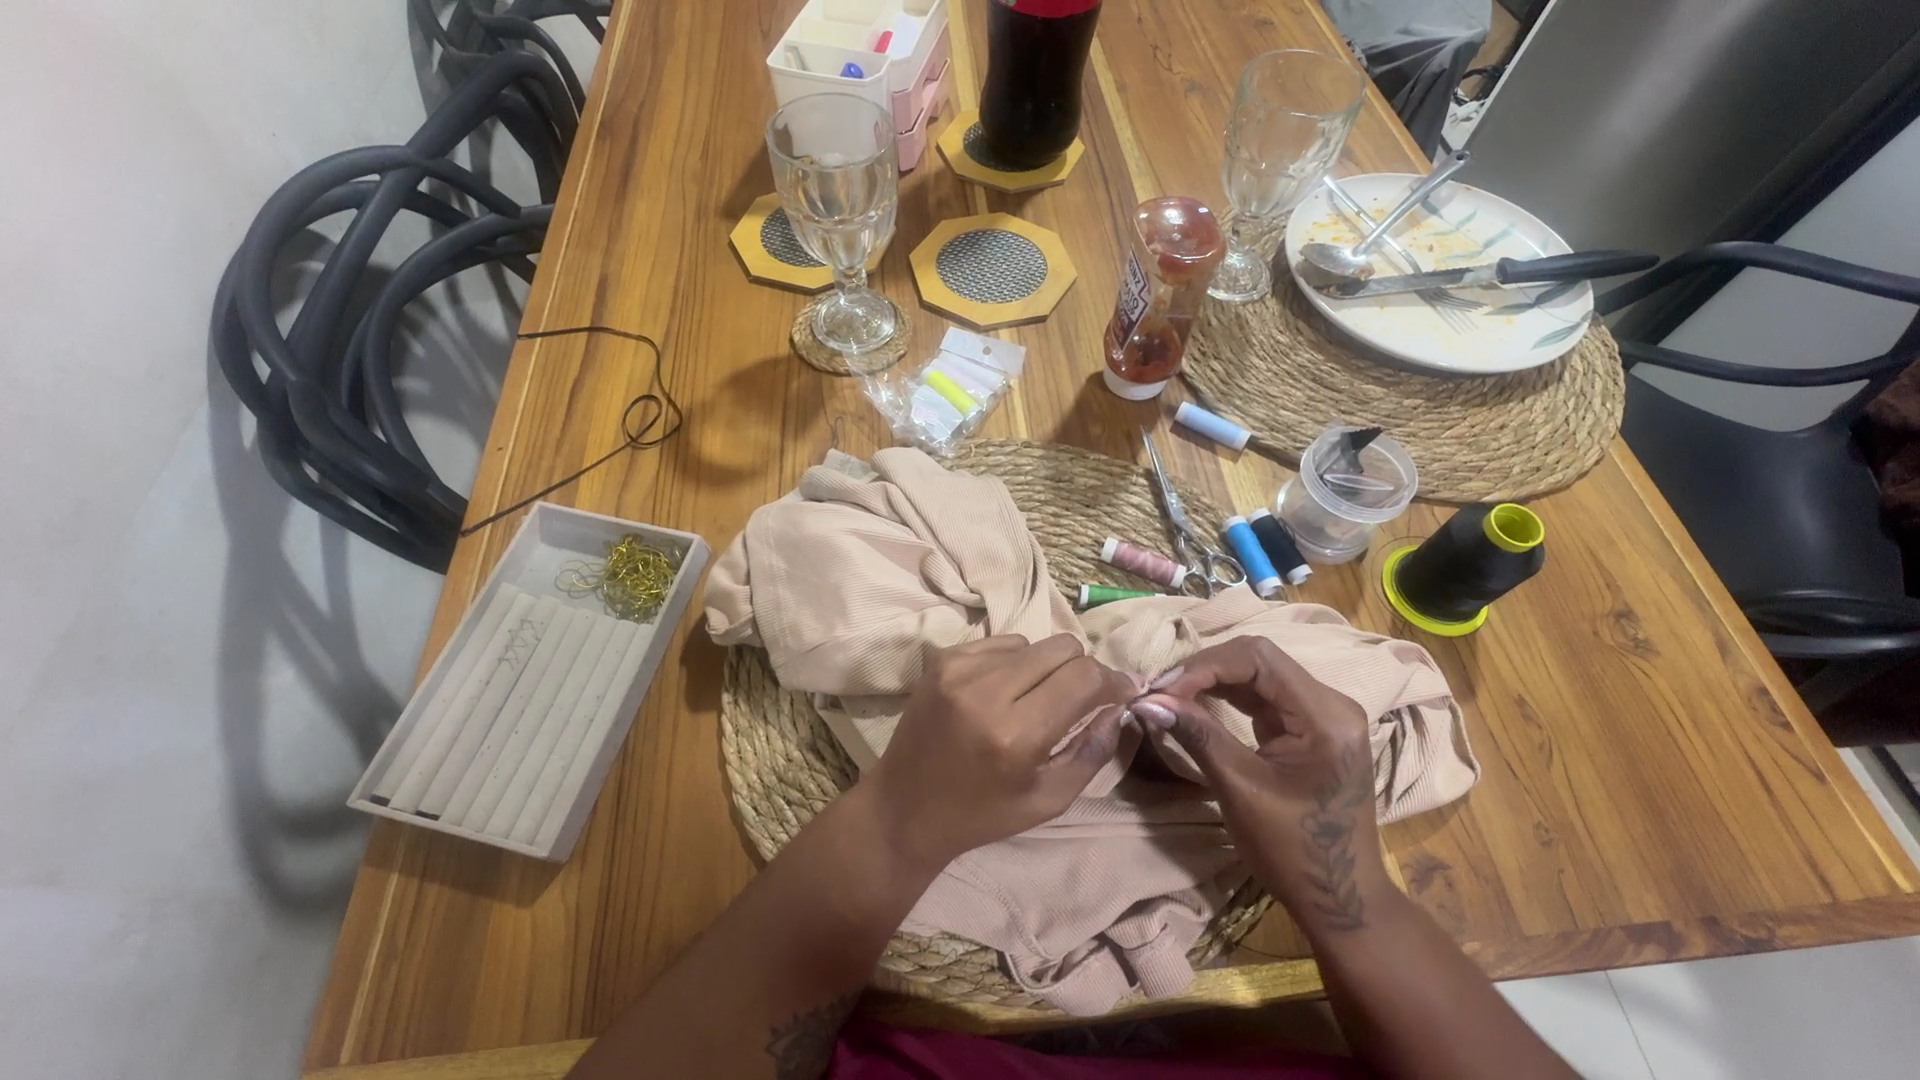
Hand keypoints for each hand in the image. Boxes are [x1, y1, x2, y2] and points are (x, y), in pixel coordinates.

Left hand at [864, 634, 1138, 868]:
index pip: (1084, 678)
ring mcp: (958, 670)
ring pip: (1033, 641)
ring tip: (1035, 699)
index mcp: (1016, 735)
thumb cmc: (981, 815)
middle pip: (1063, 648)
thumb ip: (1093, 751)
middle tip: (1083, 697)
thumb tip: (1119, 706)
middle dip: (1083, 670)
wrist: (902, 808)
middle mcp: (986, 692)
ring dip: (1046, 666)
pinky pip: (1001, 642)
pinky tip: (1004, 693)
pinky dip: (1014, 663)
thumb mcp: (1049, 800)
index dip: (1113, 681)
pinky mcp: (941, 659)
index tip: (1122, 693)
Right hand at [1130, 637, 1389, 933]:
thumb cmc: (1293, 851)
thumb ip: (1197, 735)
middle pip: (1258, 660)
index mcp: (1326, 716)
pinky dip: (1226, 696)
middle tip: (1159, 692)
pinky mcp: (1309, 728)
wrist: (1341, 900)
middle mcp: (1331, 703)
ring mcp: (1322, 715)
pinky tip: (1193, 703)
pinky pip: (1262, 697)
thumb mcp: (1240, 789)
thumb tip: (1146, 701)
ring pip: (1258, 674)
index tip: (1160, 690)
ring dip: (1211, 680)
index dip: (1203, 666)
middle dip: (1204, 669)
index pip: (1257, 659)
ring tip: (1168, 696)